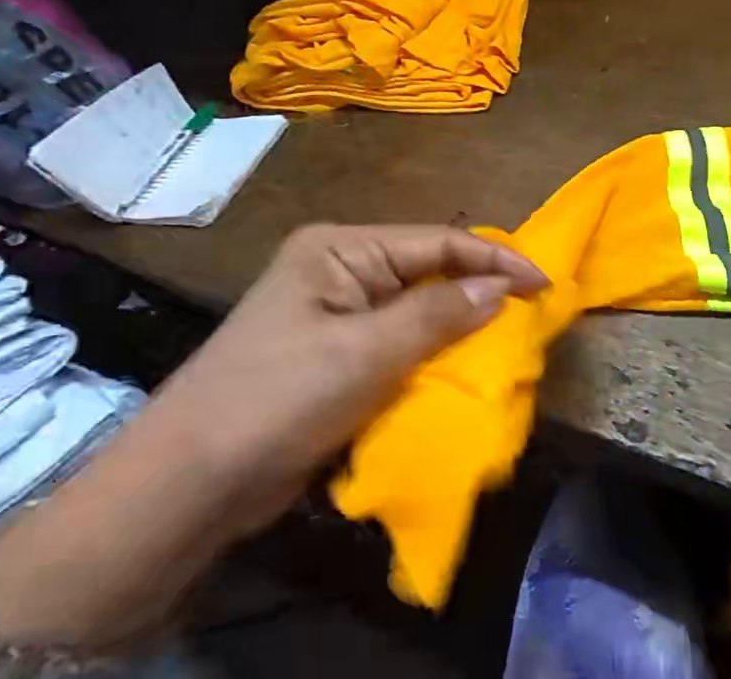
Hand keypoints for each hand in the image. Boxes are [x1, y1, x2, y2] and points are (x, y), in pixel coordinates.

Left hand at [0, 225, 546, 649]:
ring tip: (510, 338)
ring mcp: (338, 314)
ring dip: (462, 323)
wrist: (185, 489)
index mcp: (341, 250)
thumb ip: (440, 312)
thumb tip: (502, 286)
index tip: (544, 284)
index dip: (496, 258)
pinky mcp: (339, 355)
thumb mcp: (366, 351)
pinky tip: (465, 365)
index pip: (438, 242)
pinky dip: (437, 352)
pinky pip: (404, 342)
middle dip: (482, 288)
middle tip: (533, 311)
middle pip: (431, 270)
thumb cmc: (277, 401)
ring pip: (421, 308)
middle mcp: (342, 271)